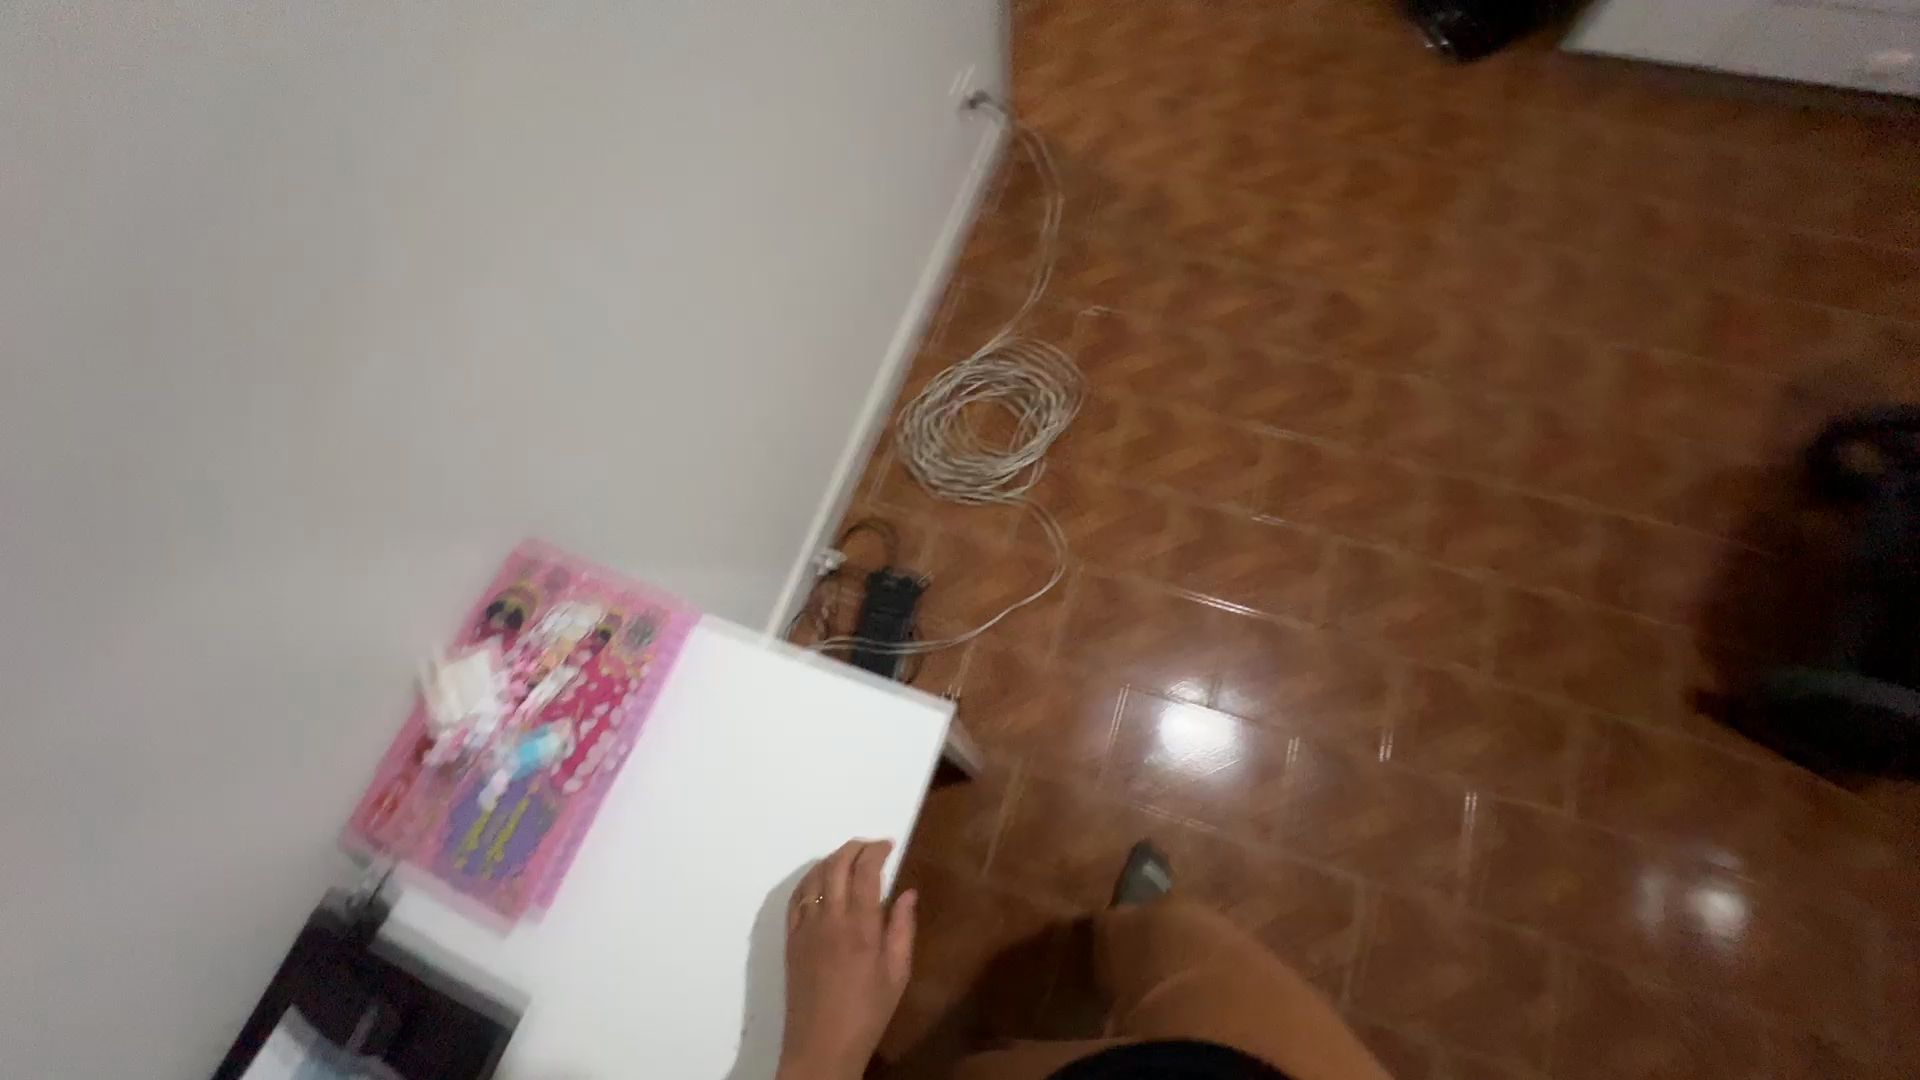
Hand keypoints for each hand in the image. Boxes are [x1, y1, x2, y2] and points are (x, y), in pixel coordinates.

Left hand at [776, 839, 916, 1079]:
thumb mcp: (897, 974)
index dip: (877, 850)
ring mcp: (806, 928)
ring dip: (833, 858)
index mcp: (861, 928)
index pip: (866, 871)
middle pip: (837, 864)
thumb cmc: (867, 1013)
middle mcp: (831, 919)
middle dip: (855, 847)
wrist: (821, 1048)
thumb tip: (908, 892)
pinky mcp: (791, 939)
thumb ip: (903, 929)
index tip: (889, 845)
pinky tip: (822, 880)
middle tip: (871, 847)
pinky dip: (810, 879)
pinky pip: (797, 897)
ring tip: (849, 858)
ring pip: (815, 876)